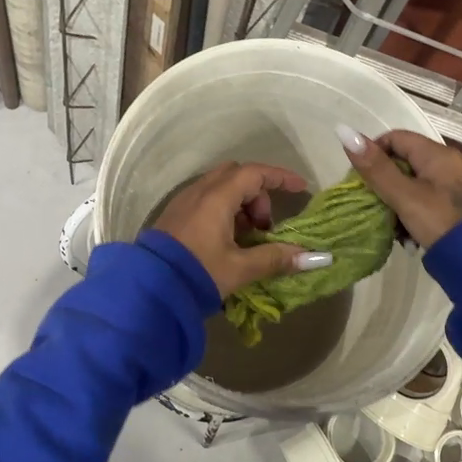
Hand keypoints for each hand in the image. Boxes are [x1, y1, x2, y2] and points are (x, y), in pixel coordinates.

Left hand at [150, 162, 333, 297]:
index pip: (255, 173)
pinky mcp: (175, 215)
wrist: (148, 287)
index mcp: (217, 197)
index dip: (280, 177)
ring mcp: (184, 201)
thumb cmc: (198, 273)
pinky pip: (206, 200)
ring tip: (249, 238)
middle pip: (237, 176)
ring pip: (220, 188)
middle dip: (258, 195)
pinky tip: (228, 241)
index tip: (301, 188)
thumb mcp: (240, 268)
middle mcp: (199, 191)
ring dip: (241, 205)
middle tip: (266, 226)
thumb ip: (276, 259)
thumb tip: (313, 257)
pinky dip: (224, 211)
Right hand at [338, 126, 461, 246]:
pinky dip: (409, 210)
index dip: (372, 153)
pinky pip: (423, 198)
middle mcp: (447, 163)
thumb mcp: (403, 196)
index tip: (361, 179)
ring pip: (410, 182)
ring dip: (394, 199)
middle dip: (382, 181)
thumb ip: (375, 167)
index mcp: (437, 154)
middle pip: (402, 160)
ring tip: (388, 221)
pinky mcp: (453, 204)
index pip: (394, 137)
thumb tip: (344, 131)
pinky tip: (404, 231)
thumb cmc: (440, 222)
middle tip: (371, 203)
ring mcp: (452, 185)